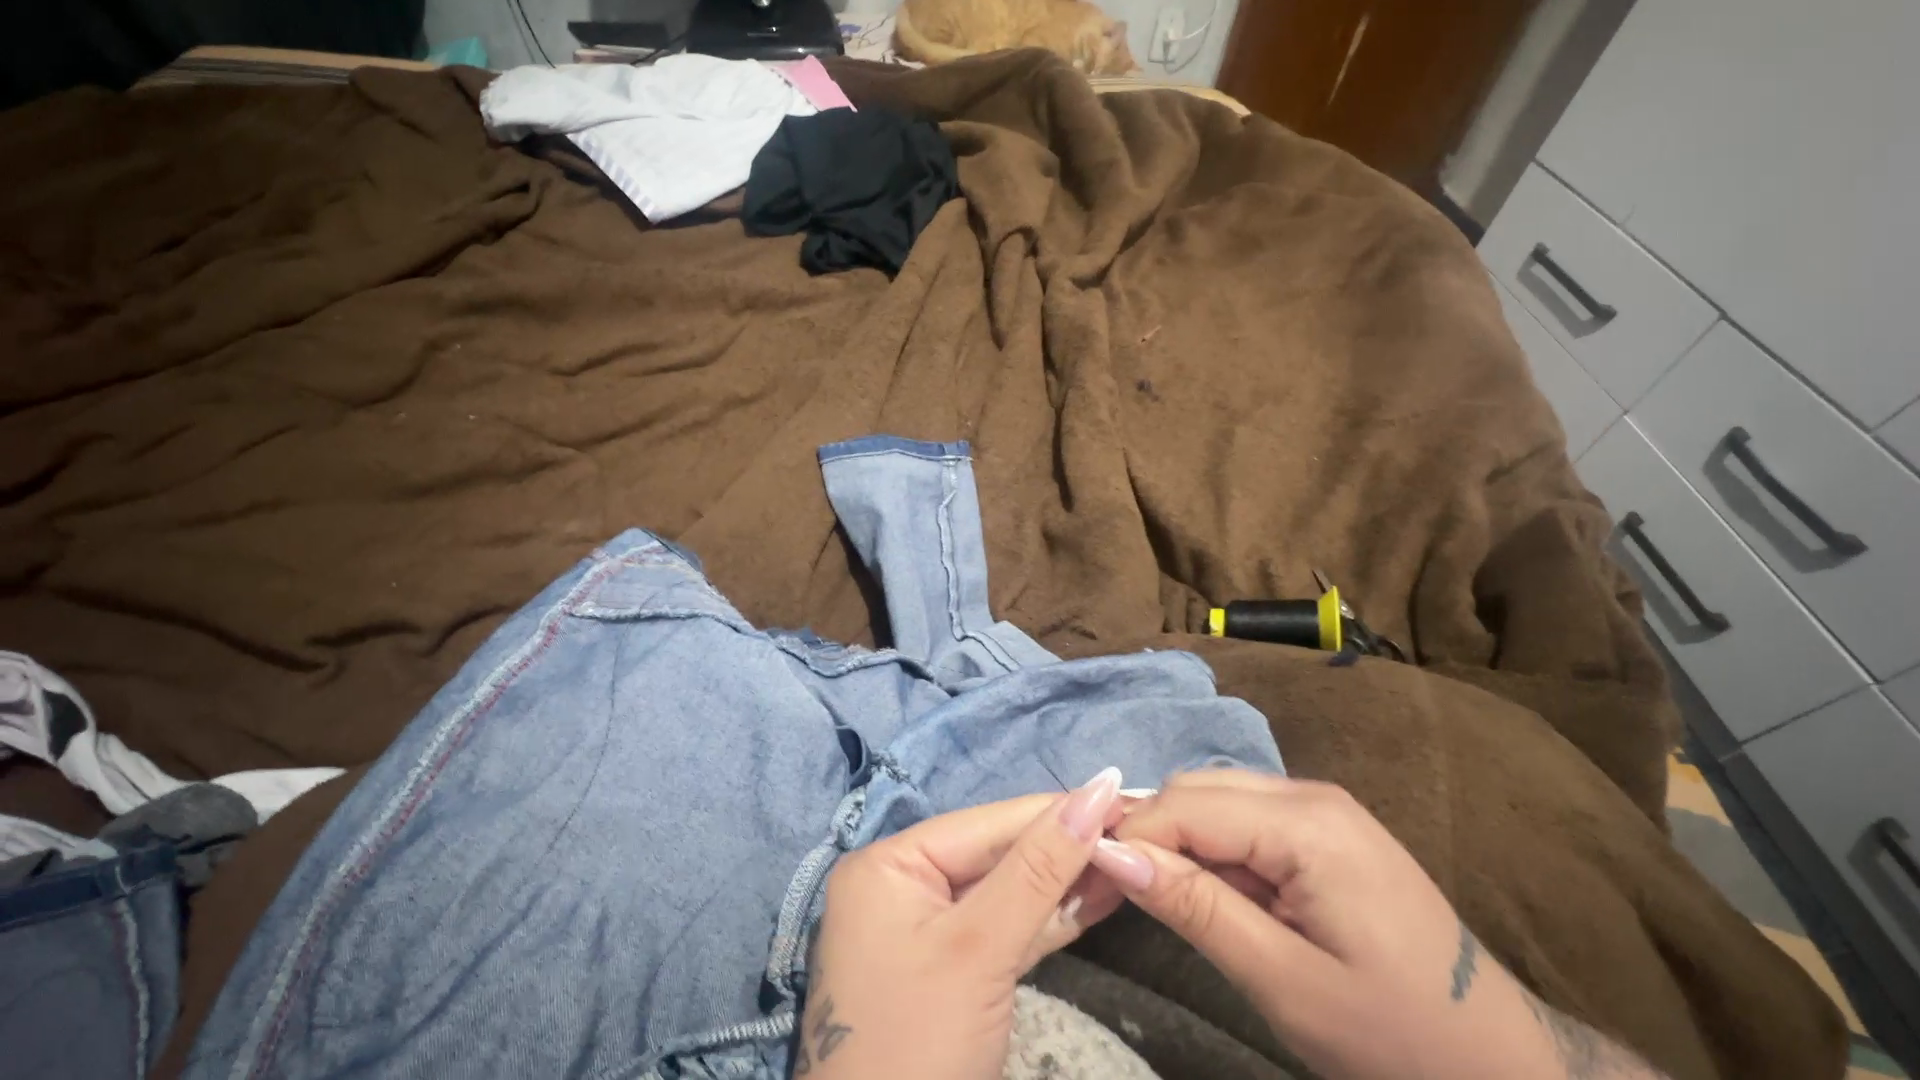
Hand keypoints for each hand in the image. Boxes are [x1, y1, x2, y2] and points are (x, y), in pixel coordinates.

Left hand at [796, 768, 1129, 1079]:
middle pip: (997, 855)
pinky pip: (1004, 930)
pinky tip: (1100, 898)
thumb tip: (1096, 792)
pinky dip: (1050, 920)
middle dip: (1065, 846)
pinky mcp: (952, 969)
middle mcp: (903, 886)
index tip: (1123, 792)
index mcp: (890, 865)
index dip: (1056, 808)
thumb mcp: (979, 948)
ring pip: (1007, 893)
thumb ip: (1039, 869)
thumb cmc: (918, 1041)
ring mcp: (927, 930)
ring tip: (1131, 858)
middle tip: (1136, 827)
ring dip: (1066, 882)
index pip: (986, 824)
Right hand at [1086, 770, 1669, 1079]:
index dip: (1128, 836)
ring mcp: (1323, 809)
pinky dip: (1212, 850)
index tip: (1086, 879)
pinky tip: (1209, 894)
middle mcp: (1311, 795)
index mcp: (1307, 824)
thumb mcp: (1283, 981)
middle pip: (1197, 790)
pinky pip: (1245, 820)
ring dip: (1178, 841)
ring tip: (1156, 896)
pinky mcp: (1326, 830)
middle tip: (1114, 891)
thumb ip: (1194, 907)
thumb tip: (1110, 850)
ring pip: (1216, 800)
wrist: (1498, 1059)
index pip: (1185, 805)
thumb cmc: (1392, 1033)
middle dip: (1149, 833)